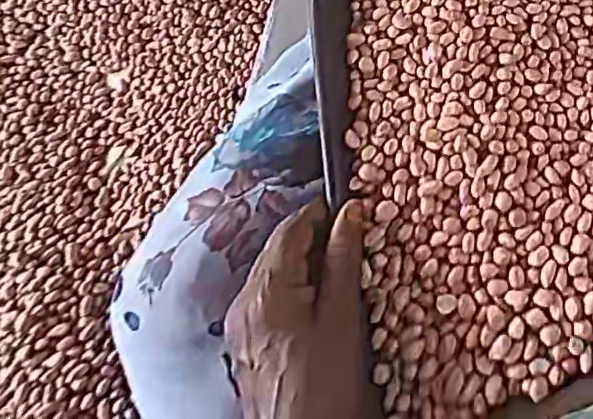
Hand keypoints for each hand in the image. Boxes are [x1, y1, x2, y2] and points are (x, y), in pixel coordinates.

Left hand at [227, 199, 365, 418]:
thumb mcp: (342, 314)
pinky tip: (319, 301)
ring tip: (340, 272)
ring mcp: (240, 324)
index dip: (323, 211)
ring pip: (274, 269)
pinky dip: (293, 285)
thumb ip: (343, 256)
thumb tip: (350, 209)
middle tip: (352, 241)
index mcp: (266, 289)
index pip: (292, 226)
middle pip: (280, 246)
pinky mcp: (244, 343)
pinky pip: (268, 295)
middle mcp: (244, 300)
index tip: (352, 211)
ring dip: (305, 260)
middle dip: (315, 236)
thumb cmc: (324, 382)